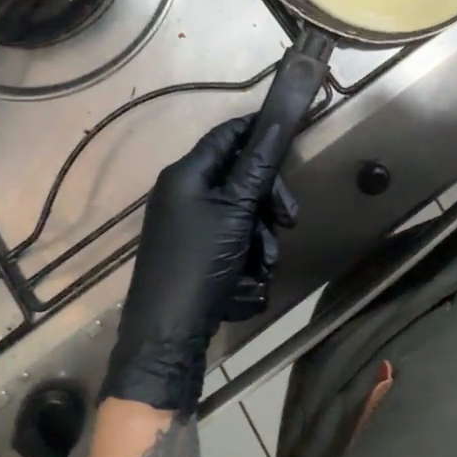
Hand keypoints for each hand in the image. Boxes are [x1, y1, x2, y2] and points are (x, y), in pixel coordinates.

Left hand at [101, 115, 296, 412]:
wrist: (166, 335)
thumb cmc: (200, 262)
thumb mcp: (236, 211)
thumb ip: (257, 166)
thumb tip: (276, 121)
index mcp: (186, 174)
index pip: (226, 134)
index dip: (257, 129)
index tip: (290, 133)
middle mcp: (181, 192)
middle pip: (237, 176)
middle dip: (267, 198)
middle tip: (290, 219)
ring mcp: (184, 223)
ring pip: (238, 210)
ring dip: (260, 232)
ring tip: (265, 262)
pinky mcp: (189, 250)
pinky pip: (227, 236)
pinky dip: (244, 251)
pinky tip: (252, 277)